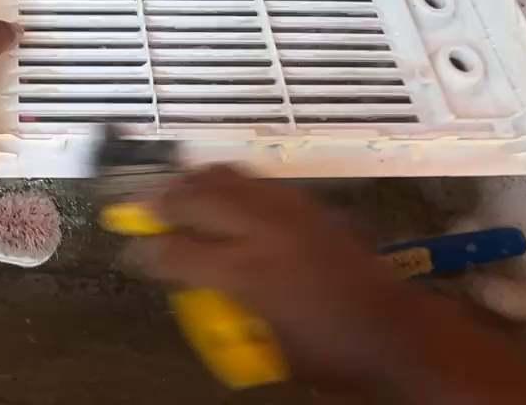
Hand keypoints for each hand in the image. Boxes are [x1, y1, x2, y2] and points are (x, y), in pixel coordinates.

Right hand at [125, 166, 407, 387]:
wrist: (394, 329)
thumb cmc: (329, 349)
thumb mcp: (267, 343)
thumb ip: (225, 305)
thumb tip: (194, 281)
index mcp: (248, 274)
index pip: (180, 252)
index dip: (148, 250)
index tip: (132, 249)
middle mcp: (261, 230)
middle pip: (194, 199)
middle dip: (160, 201)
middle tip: (140, 208)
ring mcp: (284, 208)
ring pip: (222, 177)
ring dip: (190, 181)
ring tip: (173, 187)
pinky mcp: (303, 200)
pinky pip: (251, 177)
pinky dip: (224, 178)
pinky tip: (217, 185)